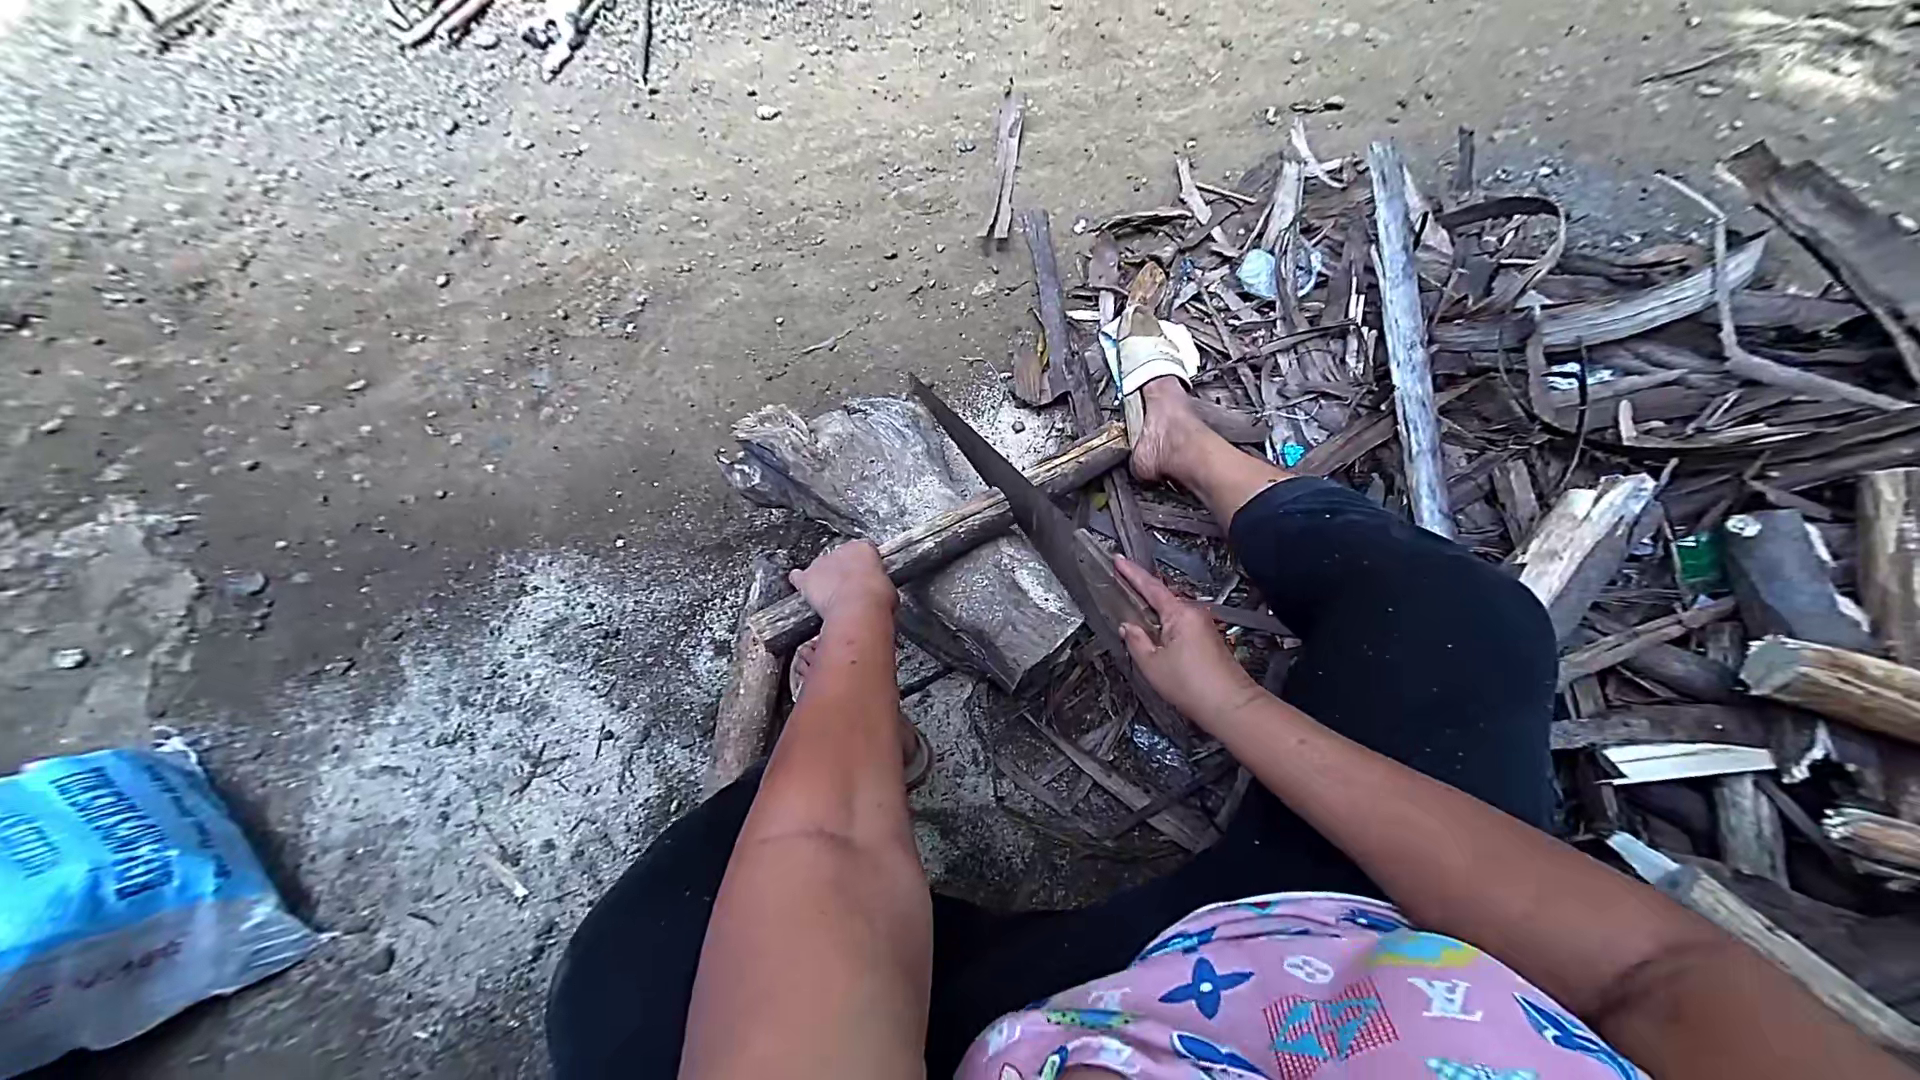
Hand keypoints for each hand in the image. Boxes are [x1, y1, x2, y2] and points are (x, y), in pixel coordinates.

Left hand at [791, 541, 897, 624]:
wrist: (858, 608)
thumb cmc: (877, 598)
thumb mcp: (888, 587)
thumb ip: (878, 583)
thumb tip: (878, 592)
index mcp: (863, 548)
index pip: (863, 551)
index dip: (865, 566)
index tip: (867, 578)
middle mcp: (840, 550)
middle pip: (840, 558)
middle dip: (844, 571)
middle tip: (851, 590)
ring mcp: (821, 563)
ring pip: (821, 567)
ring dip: (825, 578)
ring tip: (831, 594)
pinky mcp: (807, 578)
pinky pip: (799, 577)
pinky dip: (799, 581)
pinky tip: (799, 583)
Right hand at [1114, 555, 1265, 729]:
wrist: (1231, 706)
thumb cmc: (1193, 686)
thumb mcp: (1152, 664)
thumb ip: (1136, 640)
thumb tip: (1127, 627)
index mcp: (1179, 614)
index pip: (1150, 587)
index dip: (1132, 572)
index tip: (1118, 560)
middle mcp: (1194, 614)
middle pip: (1162, 598)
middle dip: (1141, 591)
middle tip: (1120, 582)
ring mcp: (1203, 626)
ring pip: (1170, 613)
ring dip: (1152, 612)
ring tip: (1132, 612)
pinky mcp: (1207, 639)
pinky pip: (1179, 624)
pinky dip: (1164, 625)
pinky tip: (1154, 634)